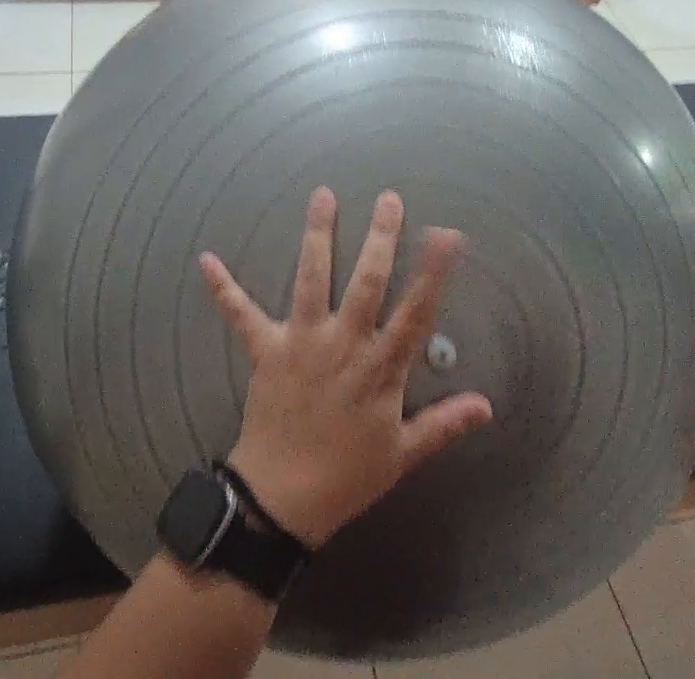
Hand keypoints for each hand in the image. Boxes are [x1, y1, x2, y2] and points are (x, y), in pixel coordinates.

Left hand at [201, 188, 492, 548]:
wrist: (283, 499)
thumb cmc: (347, 476)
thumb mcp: (402, 455)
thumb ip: (444, 424)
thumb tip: (487, 405)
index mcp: (380, 369)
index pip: (415, 313)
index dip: (433, 273)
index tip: (448, 235)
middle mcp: (343, 344)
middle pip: (366, 283)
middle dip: (380, 238)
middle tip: (388, 199)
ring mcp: (302, 342)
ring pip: (312, 280)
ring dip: (317, 236)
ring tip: (322, 195)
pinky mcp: (266, 350)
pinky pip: (242, 314)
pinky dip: (224, 288)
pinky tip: (206, 259)